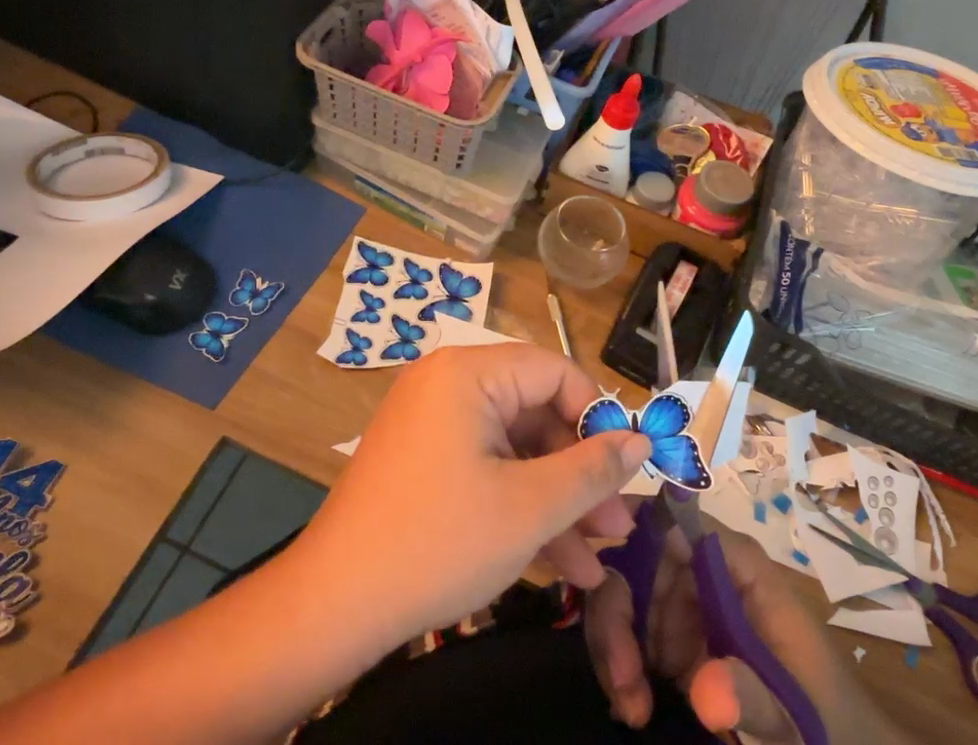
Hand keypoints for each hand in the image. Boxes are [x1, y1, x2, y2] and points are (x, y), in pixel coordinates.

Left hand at [296, 344, 652, 637]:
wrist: (336, 606)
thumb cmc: (439, 545)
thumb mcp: (530, 508)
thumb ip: (592, 469)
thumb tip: (641, 441)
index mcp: (467, 375)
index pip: (555, 371)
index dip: (598, 417)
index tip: (630, 467)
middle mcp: (446, 387)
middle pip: (536, 414)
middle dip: (581, 474)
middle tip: (618, 525)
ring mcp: (432, 428)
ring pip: (516, 452)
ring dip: (557, 503)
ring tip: (596, 559)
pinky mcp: (424, 465)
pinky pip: (487, 471)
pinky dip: (520, 509)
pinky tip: (561, 564)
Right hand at [585, 522, 897, 743]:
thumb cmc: (829, 722)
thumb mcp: (796, 716)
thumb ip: (755, 698)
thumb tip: (707, 690)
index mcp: (742, 568)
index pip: (674, 522)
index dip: (629, 537)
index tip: (599, 584)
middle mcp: (709, 573)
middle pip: (637, 560)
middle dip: (616, 615)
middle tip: (623, 684)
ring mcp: (690, 604)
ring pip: (624, 596)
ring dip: (614, 647)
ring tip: (631, 706)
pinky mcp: (677, 637)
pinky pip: (630, 631)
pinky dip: (620, 664)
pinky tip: (634, 704)